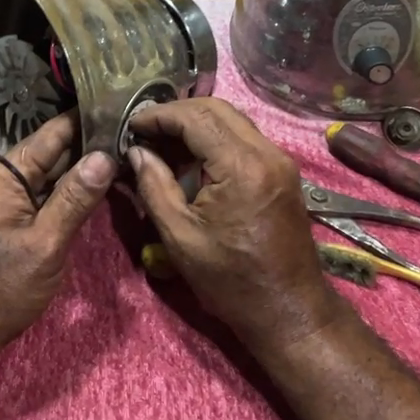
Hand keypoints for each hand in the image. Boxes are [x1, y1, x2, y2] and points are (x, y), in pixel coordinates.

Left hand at [0, 113, 116, 351]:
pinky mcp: (22, 220)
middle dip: (91, 142)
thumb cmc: (2, 287)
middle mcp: (8, 180)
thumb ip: (75, 199)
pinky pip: (51, 195)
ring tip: (128, 148)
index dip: (84, 120)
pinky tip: (105, 184)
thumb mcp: (44, 243)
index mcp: (5, 175)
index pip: (51, 135)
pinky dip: (76, 190)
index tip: (120, 105)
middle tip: (135, 129)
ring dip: (86, 166)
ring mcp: (14, 201)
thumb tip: (105, 155)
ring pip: (55, 174)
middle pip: (54, 152)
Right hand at [127, 98, 346, 350]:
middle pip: (216, 109)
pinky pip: (243, 137)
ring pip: (231, 119)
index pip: (195, 117)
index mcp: (241, 167)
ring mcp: (279, 160)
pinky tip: (190, 154)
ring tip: (162, 140)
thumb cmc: (230, 280)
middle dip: (176, 113)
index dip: (159, 116)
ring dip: (195, 122)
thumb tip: (136, 151)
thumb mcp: (180, 236)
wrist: (288, 311)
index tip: (131, 125)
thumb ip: (154, 186)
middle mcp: (266, 153)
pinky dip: (214, 136)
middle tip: (144, 129)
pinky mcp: (281, 171)